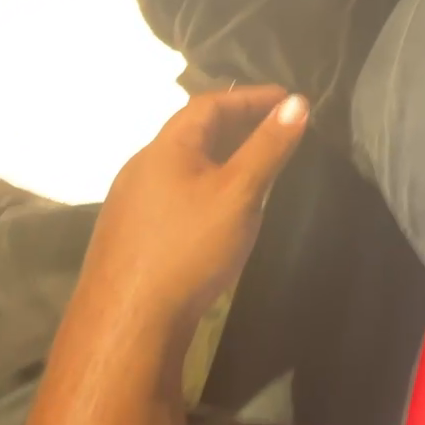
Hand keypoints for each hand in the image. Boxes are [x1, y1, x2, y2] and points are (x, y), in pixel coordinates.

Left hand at [77, 86, 307, 335]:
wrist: (127, 328)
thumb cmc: (188, 248)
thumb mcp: (240, 191)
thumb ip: (269, 145)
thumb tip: (297, 102)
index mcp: (164, 149)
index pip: (210, 103)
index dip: (252, 96)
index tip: (289, 101)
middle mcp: (143, 167)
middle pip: (196, 130)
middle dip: (242, 122)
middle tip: (283, 127)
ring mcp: (134, 201)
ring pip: (187, 161)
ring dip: (227, 152)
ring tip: (264, 160)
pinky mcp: (135, 231)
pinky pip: (180, 186)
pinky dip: (212, 177)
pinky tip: (229, 201)